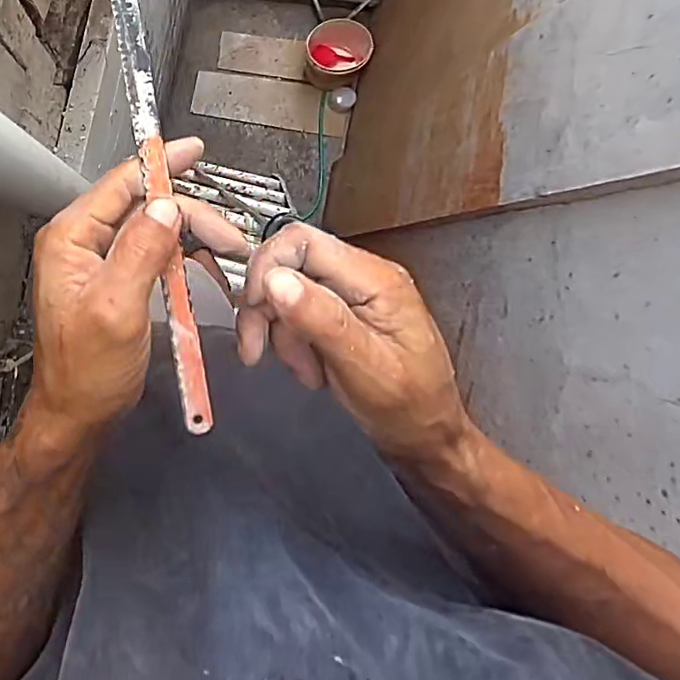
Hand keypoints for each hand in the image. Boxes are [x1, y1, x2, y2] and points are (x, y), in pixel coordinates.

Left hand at [25, 138, 249, 442]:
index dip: (158, 165)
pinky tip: (203, 273)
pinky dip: (181, 261)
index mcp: (70, 239)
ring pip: (153, 231)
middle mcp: (81, 242)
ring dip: (191, 240)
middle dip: (189, 217)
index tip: (190, 150)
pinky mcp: (114, 278)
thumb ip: (140, 253)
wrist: (78, 412)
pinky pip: (153, 255)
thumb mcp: (116, 310)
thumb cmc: (85, 370)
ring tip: (225, 257)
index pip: (118, 185)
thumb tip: (164, 206)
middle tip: (228, 237)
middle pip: (143, 207)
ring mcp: (97, 260)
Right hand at [236, 222, 471, 464]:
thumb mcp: (364, 367)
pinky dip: (286, 336)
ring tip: (302, 366)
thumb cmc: (410, 409)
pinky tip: (305, 362)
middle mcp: (361, 276)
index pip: (300, 241)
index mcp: (375, 279)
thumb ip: (321, 319)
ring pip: (282, 288)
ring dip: (277, 329)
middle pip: (285, 264)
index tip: (254, 307)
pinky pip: (291, 308)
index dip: (266, 269)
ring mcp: (348, 291)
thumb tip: (276, 280)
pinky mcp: (335, 308)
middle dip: (265, 306)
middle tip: (257, 344)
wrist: (424, 438)